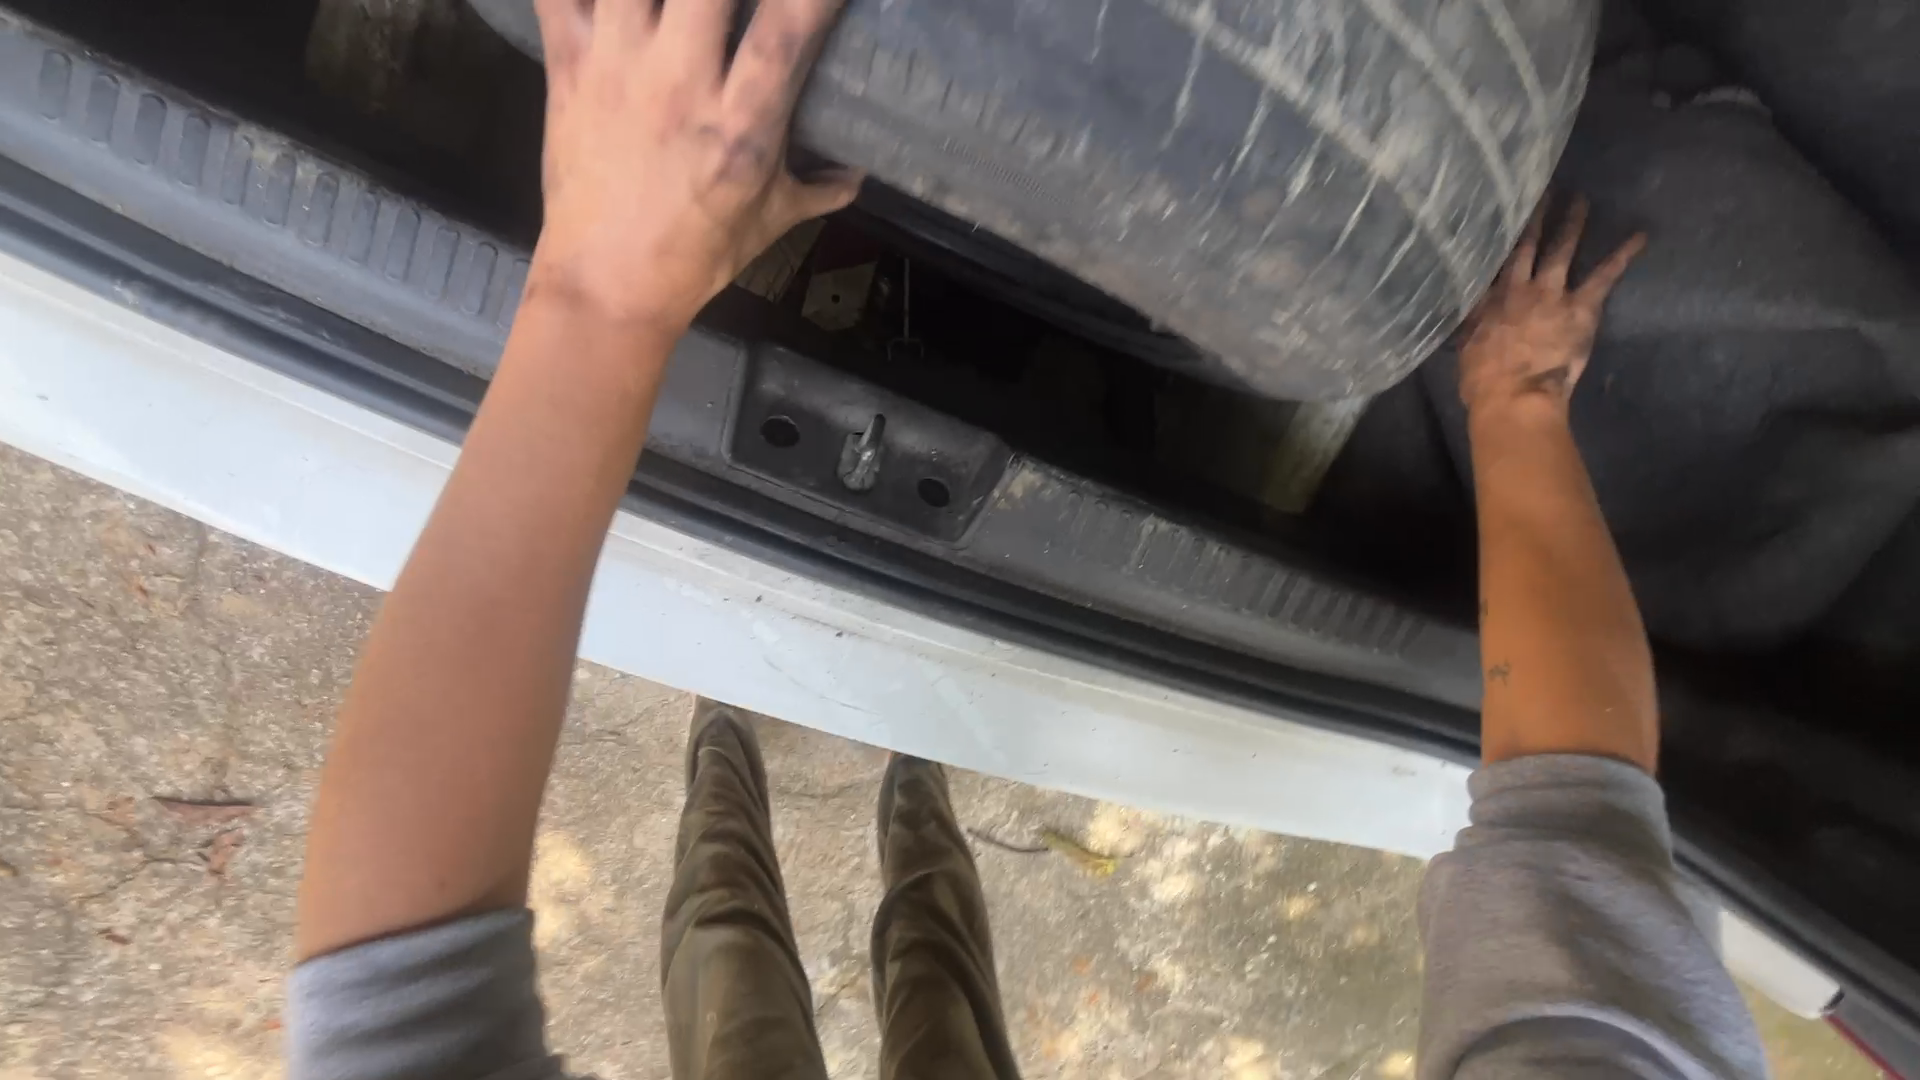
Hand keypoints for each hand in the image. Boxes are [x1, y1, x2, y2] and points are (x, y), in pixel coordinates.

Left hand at [529, 0, 863, 332]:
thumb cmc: (698, 256)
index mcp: (741, 125)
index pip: (786, 28)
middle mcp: (680, 82)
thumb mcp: (770, 222)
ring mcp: (617, 63)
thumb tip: (858, 173)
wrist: (611, 281)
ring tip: (677, 2)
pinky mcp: (567, 60)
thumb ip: (819, 190)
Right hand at [1457, 196, 1645, 416]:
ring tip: (1581, 201)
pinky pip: (1604, 275)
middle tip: (1543, 191)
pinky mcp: (1581, 307)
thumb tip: (1463, 315)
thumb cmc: (1480, 382)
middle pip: (1525, 246)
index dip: (1496, 239)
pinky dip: (1623, 254)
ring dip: (1572, 223)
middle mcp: (1515, 289)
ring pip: (1562, 250)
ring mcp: (1550, 294)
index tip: (1500, 218)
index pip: (1490, 263)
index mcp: (1484, 303)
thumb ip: (1468, 327)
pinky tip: (1640, 235)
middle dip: (1534, 218)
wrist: (1512, 395)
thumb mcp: (1464, 350)